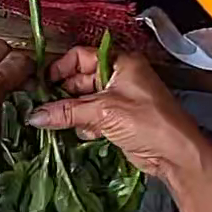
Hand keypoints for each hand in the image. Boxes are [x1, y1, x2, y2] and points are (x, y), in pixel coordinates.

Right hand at [27, 47, 211, 179]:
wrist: (175, 154)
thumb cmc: (148, 122)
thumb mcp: (104, 112)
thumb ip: (67, 112)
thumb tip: (36, 115)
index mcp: (120, 63)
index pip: (81, 57)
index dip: (61, 69)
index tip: (42, 84)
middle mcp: (119, 77)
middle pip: (80, 80)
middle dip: (63, 96)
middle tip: (44, 108)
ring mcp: (118, 99)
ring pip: (83, 102)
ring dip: (73, 114)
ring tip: (61, 123)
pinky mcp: (117, 120)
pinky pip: (91, 118)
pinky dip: (85, 125)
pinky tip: (86, 133)